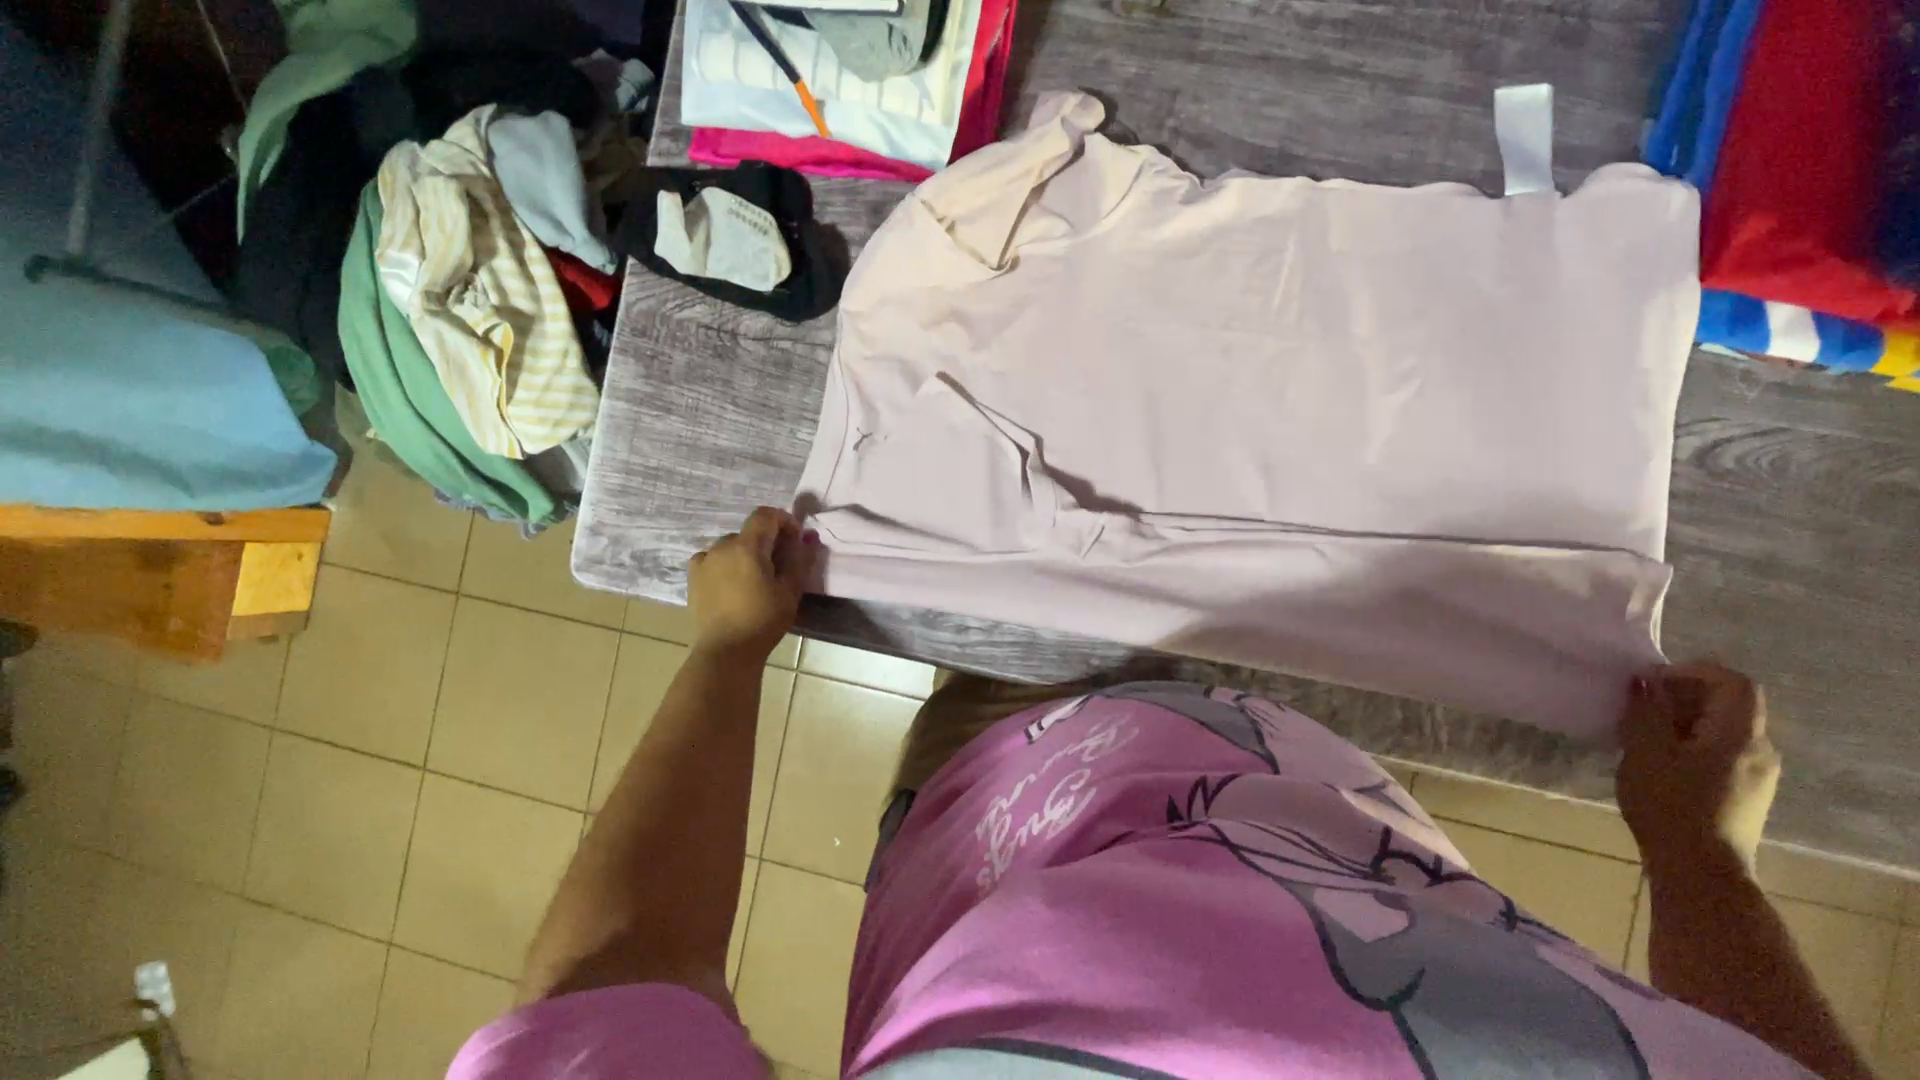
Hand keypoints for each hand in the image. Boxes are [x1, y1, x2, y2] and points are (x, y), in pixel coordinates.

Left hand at [686, 507, 817, 660]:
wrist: (726, 651)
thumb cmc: (763, 620)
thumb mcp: (790, 591)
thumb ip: (800, 559)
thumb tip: (808, 536)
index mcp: (748, 546)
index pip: (765, 515)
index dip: (783, 520)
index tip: (794, 540)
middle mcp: (722, 546)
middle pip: (748, 532)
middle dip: (766, 542)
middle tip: (778, 567)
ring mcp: (704, 560)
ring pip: (730, 546)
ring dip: (744, 554)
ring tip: (753, 580)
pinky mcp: (693, 576)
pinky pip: (712, 559)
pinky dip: (724, 564)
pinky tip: (731, 585)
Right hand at [1617, 662, 1780, 877]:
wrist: (1701, 873)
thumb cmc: (1670, 806)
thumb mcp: (1646, 753)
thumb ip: (1647, 712)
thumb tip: (1645, 681)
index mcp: (1741, 736)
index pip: (1734, 682)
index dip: (1695, 671)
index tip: (1654, 681)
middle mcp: (1761, 751)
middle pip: (1731, 705)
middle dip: (1685, 696)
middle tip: (1641, 708)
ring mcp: (1759, 776)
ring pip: (1726, 730)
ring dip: (1686, 721)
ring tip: (1644, 736)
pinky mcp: (1748, 795)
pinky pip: (1724, 752)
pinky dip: (1694, 743)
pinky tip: (1662, 763)